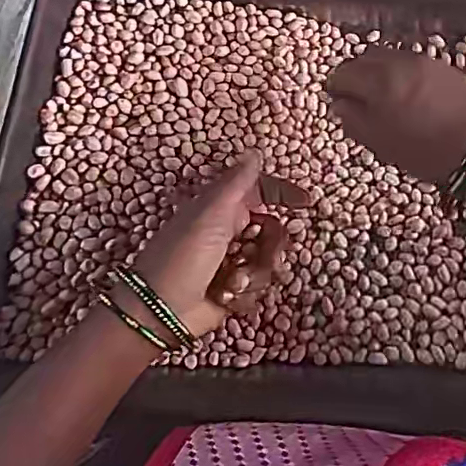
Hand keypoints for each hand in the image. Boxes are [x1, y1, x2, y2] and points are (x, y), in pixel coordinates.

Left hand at [128, 153, 288, 337]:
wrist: (159, 313)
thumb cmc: (182, 258)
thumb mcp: (211, 214)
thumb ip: (237, 183)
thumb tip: (255, 152)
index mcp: (223, 207)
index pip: (261, 190)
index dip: (284, 194)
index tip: (306, 203)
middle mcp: (230, 231)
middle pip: (274, 230)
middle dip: (272, 246)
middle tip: (262, 256)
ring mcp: (232, 260)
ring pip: (269, 261)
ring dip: (255, 273)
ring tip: (233, 283)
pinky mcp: (234, 289)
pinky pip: (259, 286)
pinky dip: (245, 293)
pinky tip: (226, 297)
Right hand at [324, 47, 465, 182]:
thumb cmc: (426, 152)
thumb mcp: (380, 143)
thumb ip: (352, 119)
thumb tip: (340, 103)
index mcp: (379, 81)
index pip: (343, 73)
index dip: (336, 88)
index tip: (338, 101)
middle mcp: (399, 62)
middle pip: (364, 58)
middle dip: (355, 75)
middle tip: (356, 99)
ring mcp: (423, 61)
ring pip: (388, 57)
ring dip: (377, 72)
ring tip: (382, 98)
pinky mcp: (442, 66)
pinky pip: (409, 62)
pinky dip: (399, 73)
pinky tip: (406, 95)